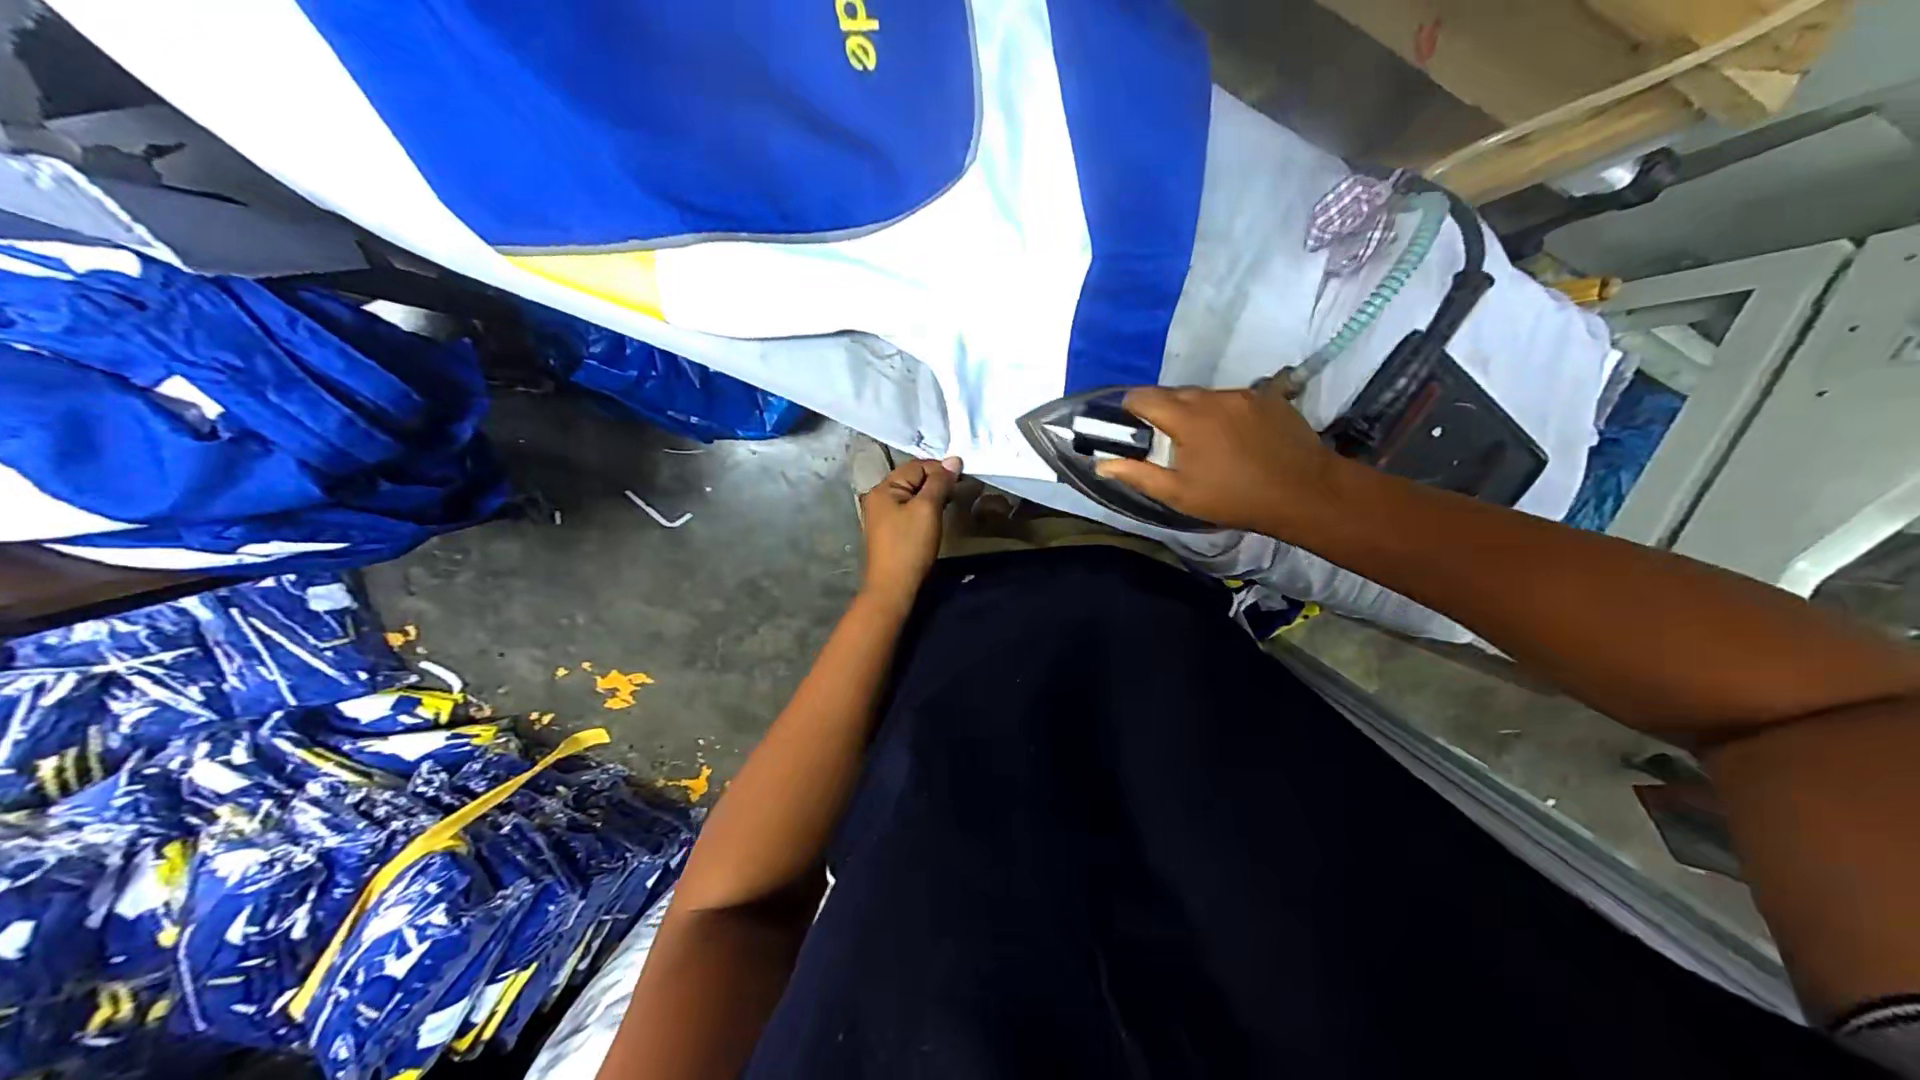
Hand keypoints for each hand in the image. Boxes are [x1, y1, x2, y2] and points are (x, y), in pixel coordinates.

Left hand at [859, 456, 960, 601]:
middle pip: (913, 479)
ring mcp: (883, 515)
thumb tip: (954, 459)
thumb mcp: (927, 509)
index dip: (941, 469)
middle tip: (960, 491)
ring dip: (933, 496)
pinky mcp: (890, 531)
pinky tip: (937, 517)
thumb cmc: (910, 546)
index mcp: (884, 488)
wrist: (894, 588)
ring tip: (951, 502)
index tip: (964, 478)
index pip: (917, 466)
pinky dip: (925, 509)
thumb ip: (940, 482)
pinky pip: (910, 510)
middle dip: (937, 482)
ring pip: (913, 495)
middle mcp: (879, 498)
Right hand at [1093, 386, 1343, 535]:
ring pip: (1205, 395)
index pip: (1144, 396)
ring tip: (1203, 441)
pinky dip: (1224, 412)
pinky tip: (1234, 437)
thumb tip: (1102, 464)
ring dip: (1195, 412)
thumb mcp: (1180, 494)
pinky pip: (1233, 398)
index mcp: (1187, 417)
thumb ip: (1137, 474)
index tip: (1129, 425)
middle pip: (1174, 393)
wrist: (1305, 491)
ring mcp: (1244, 393)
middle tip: (1165, 440)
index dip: (1130, 407)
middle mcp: (1213, 396)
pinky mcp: (1268, 397)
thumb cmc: (1235, 498)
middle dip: (1163, 411)